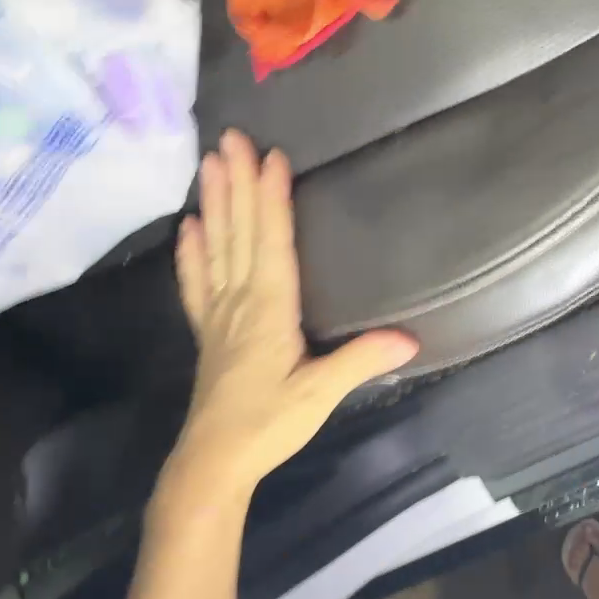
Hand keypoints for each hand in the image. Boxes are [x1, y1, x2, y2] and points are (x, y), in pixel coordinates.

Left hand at [165, 130, 417, 500]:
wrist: (215, 460)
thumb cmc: (270, 423)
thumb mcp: (322, 393)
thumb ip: (361, 361)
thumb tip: (409, 338)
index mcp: (268, 310)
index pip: (271, 242)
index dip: (271, 198)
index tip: (271, 157)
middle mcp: (239, 302)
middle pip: (239, 233)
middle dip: (237, 184)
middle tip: (230, 137)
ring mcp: (218, 316)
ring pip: (215, 248)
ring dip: (213, 204)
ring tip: (208, 164)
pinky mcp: (209, 333)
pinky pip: (196, 282)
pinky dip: (192, 252)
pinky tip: (189, 228)